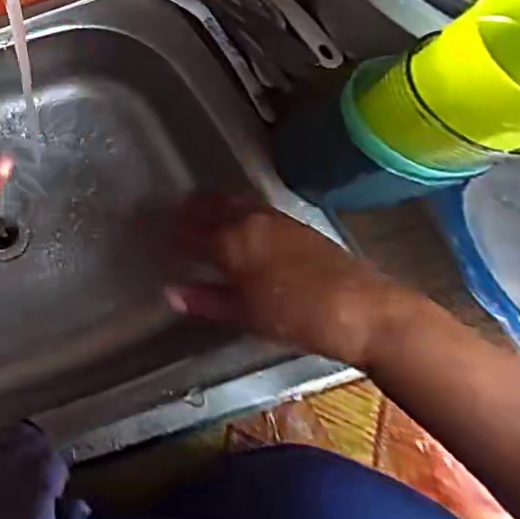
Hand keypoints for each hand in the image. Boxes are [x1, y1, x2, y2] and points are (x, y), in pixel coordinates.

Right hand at [165, 195, 430, 368]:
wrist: (371, 313)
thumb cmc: (301, 317)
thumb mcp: (247, 314)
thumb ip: (206, 300)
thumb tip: (170, 293)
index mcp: (227, 241)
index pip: (184, 230)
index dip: (163, 230)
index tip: (147, 230)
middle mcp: (245, 221)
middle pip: (204, 205)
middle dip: (183, 209)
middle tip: (167, 216)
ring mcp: (272, 219)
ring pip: (228, 201)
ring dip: (207, 204)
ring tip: (196, 212)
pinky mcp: (294, 224)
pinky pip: (249, 205)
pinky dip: (232, 207)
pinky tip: (236, 221)